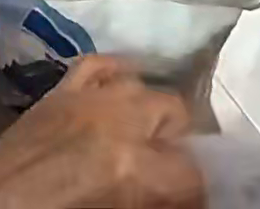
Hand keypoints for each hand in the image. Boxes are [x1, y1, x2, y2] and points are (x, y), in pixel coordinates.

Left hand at [0, 57, 201, 208]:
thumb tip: (172, 193)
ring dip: (152, 112)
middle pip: (177, 112)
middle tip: (168, 176)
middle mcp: (117, 117)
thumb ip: (148, 198)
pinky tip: (118, 98)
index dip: (199, 192)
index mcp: (130, 167)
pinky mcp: (60, 87)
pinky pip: (103, 65)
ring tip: (145, 143)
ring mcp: (86, 94)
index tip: (192, 200)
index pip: (194, 174)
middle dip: (181, 147)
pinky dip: (117, 78)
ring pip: (145, 83)